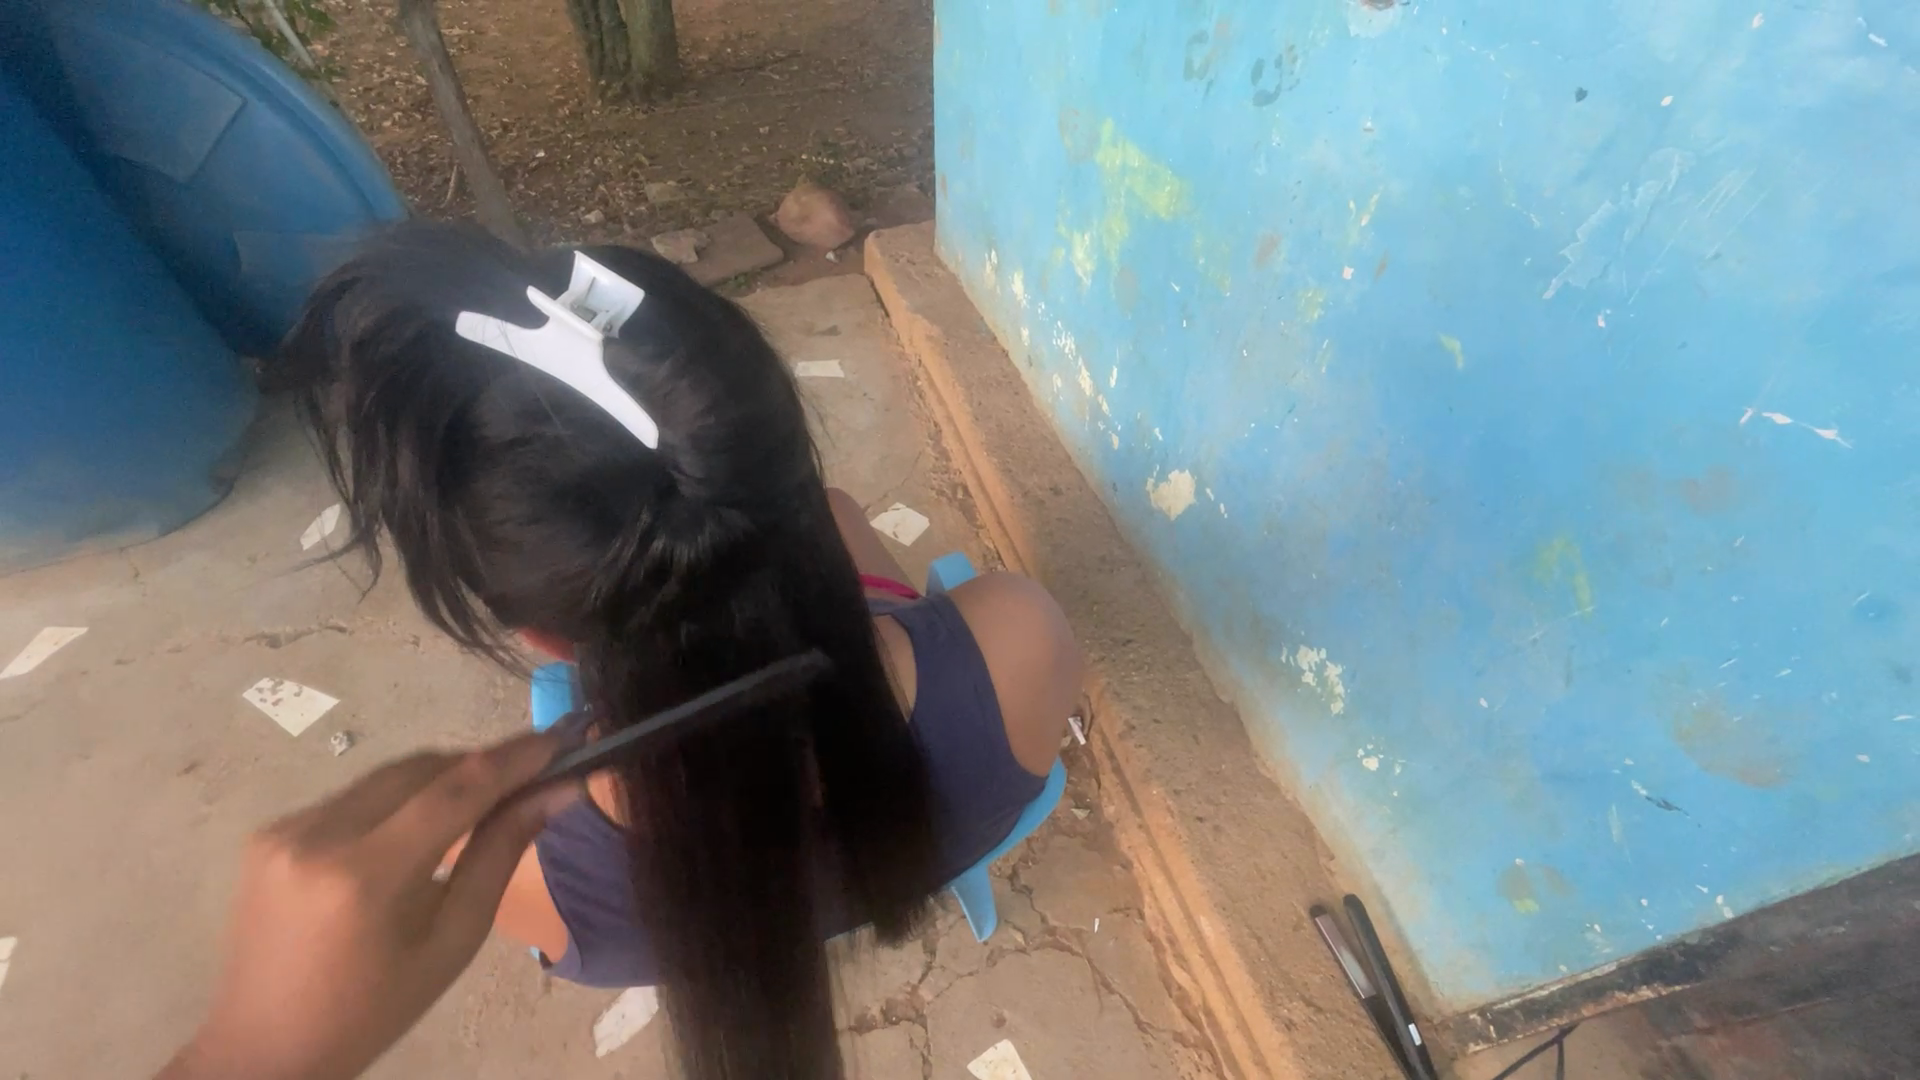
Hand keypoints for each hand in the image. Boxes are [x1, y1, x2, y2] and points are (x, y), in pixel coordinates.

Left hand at [157, 733, 577, 1079]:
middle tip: (532, 774)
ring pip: (395, 772)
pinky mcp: (273, 832)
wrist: (261, 1051)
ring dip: (447, 774)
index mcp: (366, 876)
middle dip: (485, 763)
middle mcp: (319, 837)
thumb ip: (504, 850)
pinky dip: (407, 793)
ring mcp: (286, 831)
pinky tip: (424, 823)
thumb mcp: (457, 935)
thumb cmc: (377, 1005)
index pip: (458, 789)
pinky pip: (362, 790)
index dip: (515, 757)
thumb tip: (560, 790)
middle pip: (427, 767)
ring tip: (486, 798)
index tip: (561, 740)